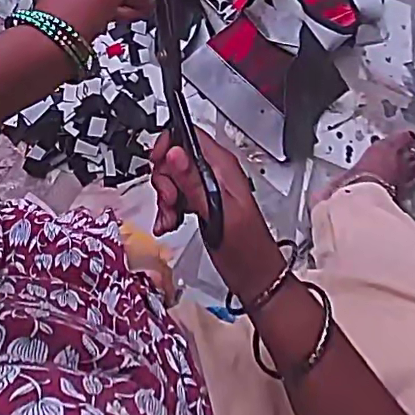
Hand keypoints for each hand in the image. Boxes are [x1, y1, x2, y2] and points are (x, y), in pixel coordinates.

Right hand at [148, 127, 282, 299]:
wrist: (256, 279)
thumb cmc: (246, 250)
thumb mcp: (216, 213)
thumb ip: (193, 181)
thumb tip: (175, 153)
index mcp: (222, 168)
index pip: (189, 134)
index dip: (168, 145)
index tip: (159, 165)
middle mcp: (215, 172)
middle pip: (175, 156)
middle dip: (164, 179)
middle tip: (170, 200)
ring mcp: (208, 186)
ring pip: (172, 176)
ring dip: (164, 197)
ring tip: (170, 216)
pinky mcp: (202, 200)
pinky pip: (176, 194)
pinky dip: (168, 207)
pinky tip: (170, 220)